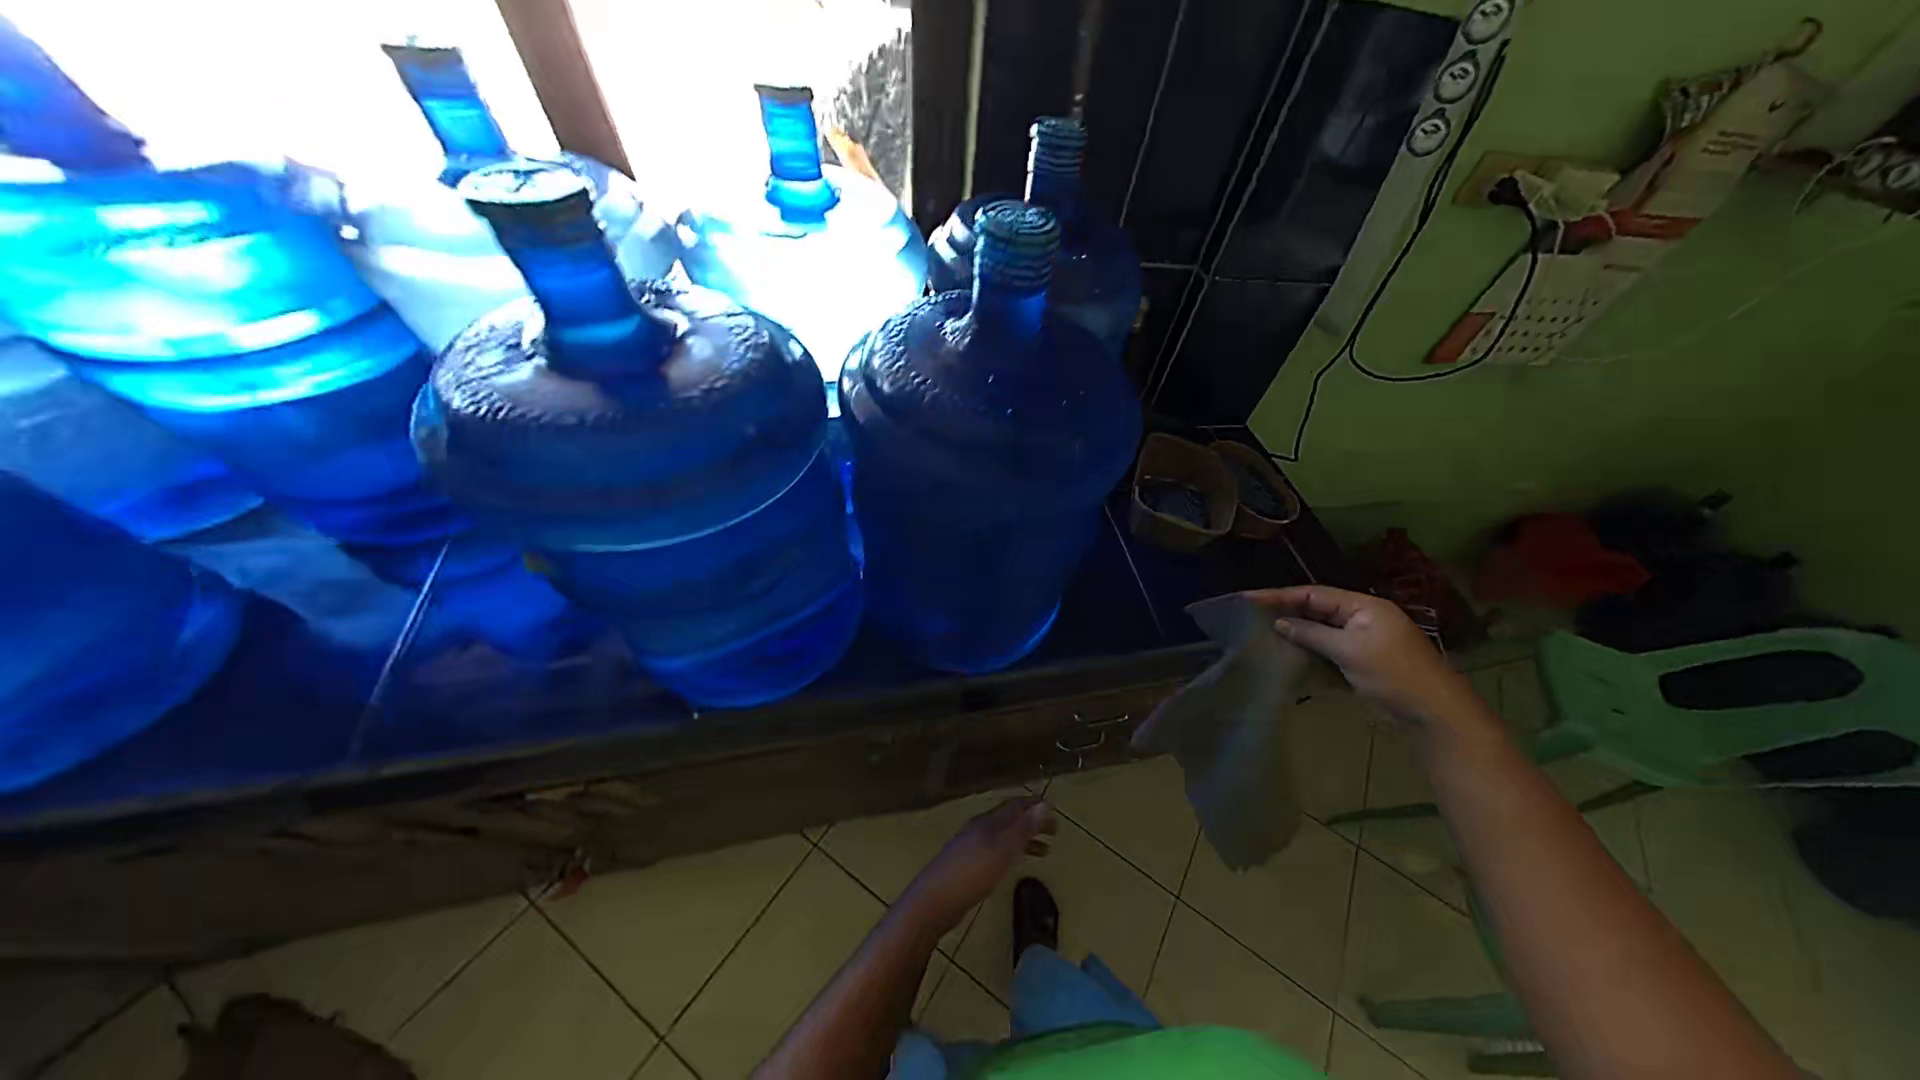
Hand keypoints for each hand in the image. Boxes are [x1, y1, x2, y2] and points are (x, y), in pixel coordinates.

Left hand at [896, 797, 1054, 935]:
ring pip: (1004, 836)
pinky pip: (997, 852)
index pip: (1015, 805)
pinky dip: (1012, 853)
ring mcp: (972, 848)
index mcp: (988, 822)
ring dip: (1025, 839)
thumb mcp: (1002, 849)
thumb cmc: (972, 873)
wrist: (934, 902)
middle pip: (1010, 819)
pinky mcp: (968, 866)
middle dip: (1033, 822)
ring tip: (1046, 851)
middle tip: (1055, 831)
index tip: (1055, 809)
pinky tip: (1014, 864)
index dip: (1035, 805)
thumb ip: (1023, 828)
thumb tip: (1044, 803)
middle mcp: (980, 830)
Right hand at [1246, 585, 1480, 731]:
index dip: (1280, 595)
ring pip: (1320, 630)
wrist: (1433, 714)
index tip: (1249, 598)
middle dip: (1286, 611)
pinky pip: (1327, 650)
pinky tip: (1287, 655)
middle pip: (1317, 609)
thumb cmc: (1393, 674)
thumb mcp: (1349, 650)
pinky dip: (1308, 651)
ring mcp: (1363, 641)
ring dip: (1295, 632)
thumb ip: (1312, 634)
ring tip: (1262, 633)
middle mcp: (1363, 618)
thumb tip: (1279, 623)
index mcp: (1365, 606)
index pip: (1315, 594)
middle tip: (1251, 614)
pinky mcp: (1361, 662)